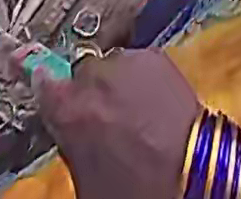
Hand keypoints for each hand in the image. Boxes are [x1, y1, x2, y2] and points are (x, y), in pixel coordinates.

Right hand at [27, 48, 200, 198]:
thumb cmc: (139, 191)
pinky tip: (158, 106)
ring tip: (138, 114)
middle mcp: (90, 77)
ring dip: (118, 85)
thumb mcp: (89, 184)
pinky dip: (144, 80)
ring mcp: (122, 62)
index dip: (44, 84)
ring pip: (111, 68)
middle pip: (80, 76)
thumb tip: (66, 132)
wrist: (200, 179)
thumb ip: (71, 147)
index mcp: (68, 110)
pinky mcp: (152, 56)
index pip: (40, 80)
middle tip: (107, 121)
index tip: (46, 86)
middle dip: (89, 94)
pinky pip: (139, 65)